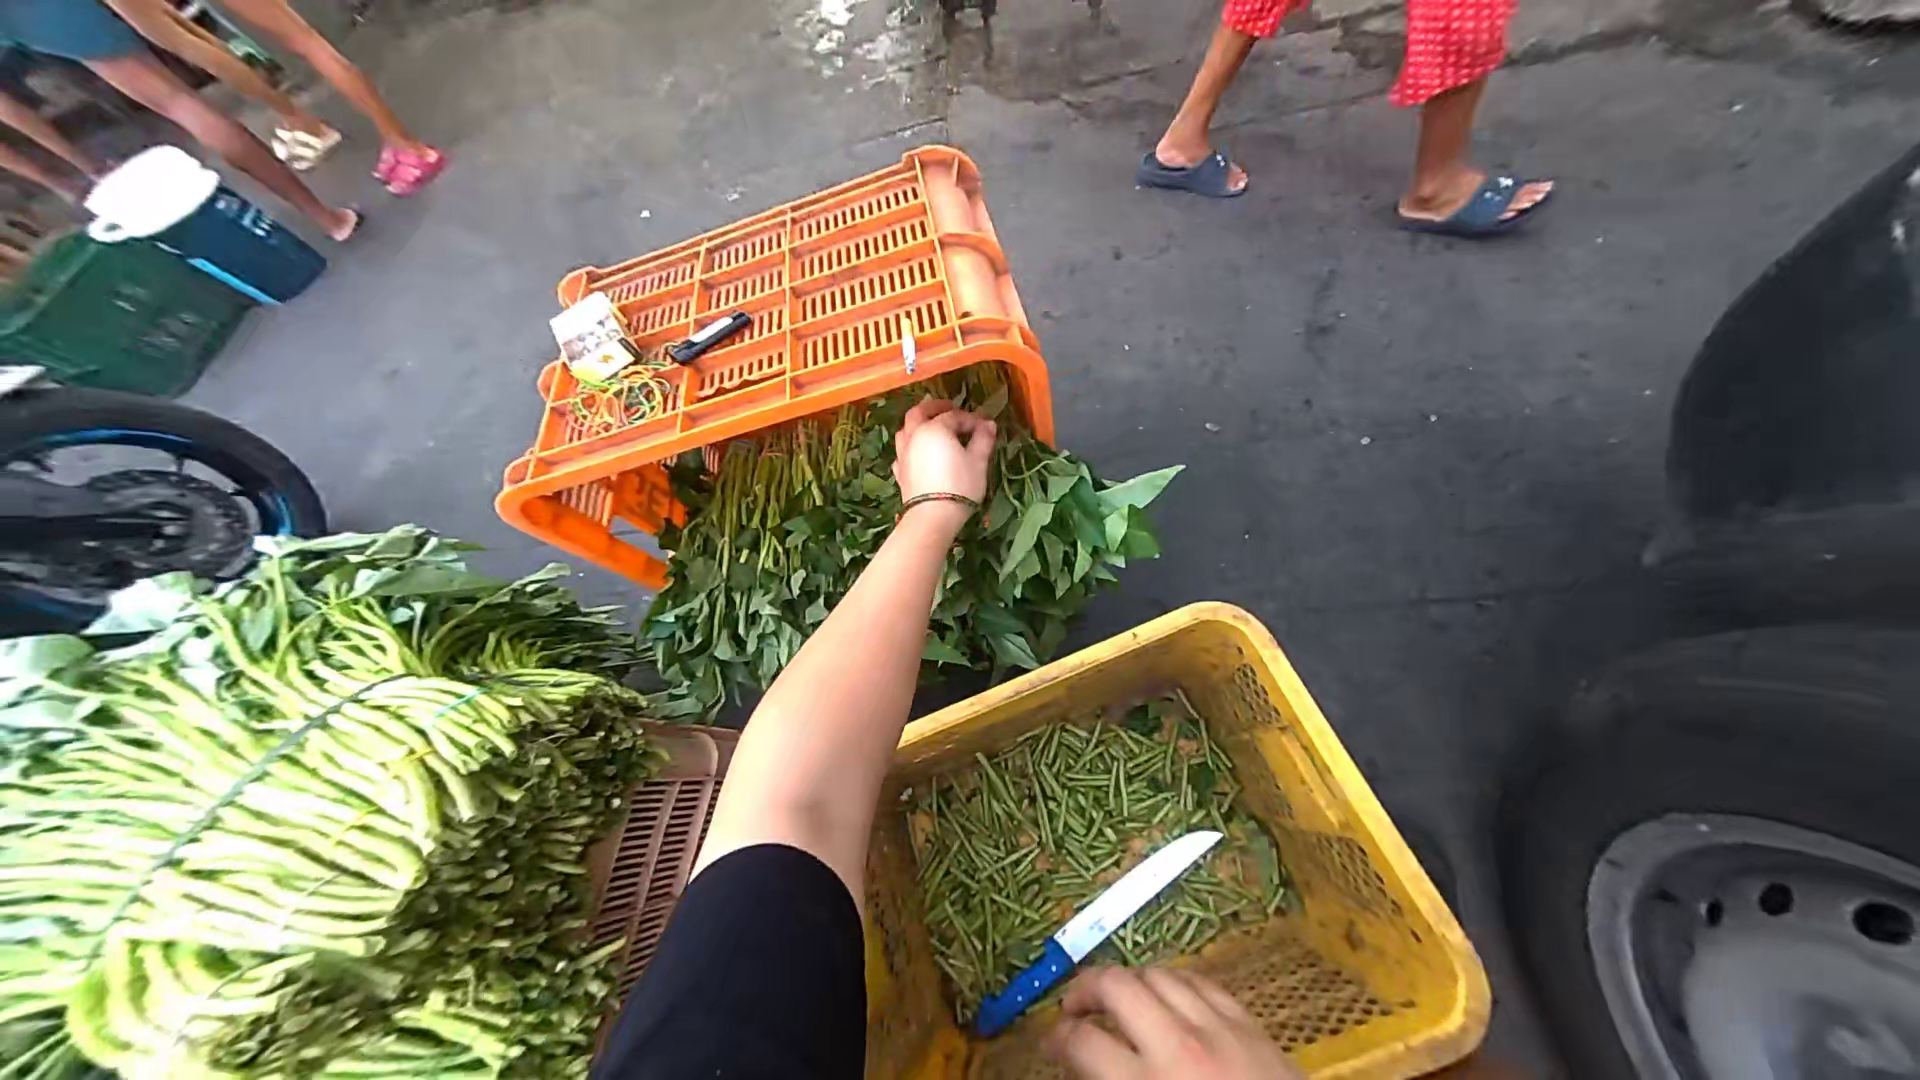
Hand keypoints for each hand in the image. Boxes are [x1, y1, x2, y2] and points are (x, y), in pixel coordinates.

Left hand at [892, 398, 995, 508]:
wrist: (933, 516)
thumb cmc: (960, 485)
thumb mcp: (978, 461)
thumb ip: (983, 439)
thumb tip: (989, 424)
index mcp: (934, 429)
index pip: (954, 416)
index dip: (971, 419)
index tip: (984, 426)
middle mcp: (914, 436)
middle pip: (919, 413)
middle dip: (934, 407)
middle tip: (948, 408)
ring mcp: (903, 454)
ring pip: (905, 430)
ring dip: (916, 424)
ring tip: (928, 426)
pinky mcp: (900, 472)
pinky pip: (902, 452)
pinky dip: (909, 446)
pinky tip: (916, 452)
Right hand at [1051, 967, 1304, 1079]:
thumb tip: (1087, 1065)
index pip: (1084, 1043)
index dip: (1058, 1037)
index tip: (1050, 1040)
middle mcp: (1180, 1047)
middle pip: (1116, 985)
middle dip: (1084, 990)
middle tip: (1074, 1008)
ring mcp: (1220, 1029)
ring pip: (1157, 973)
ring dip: (1129, 982)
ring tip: (1120, 1000)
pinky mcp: (1251, 1025)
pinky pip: (1201, 981)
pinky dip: (1175, 983)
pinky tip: (1168, 996)